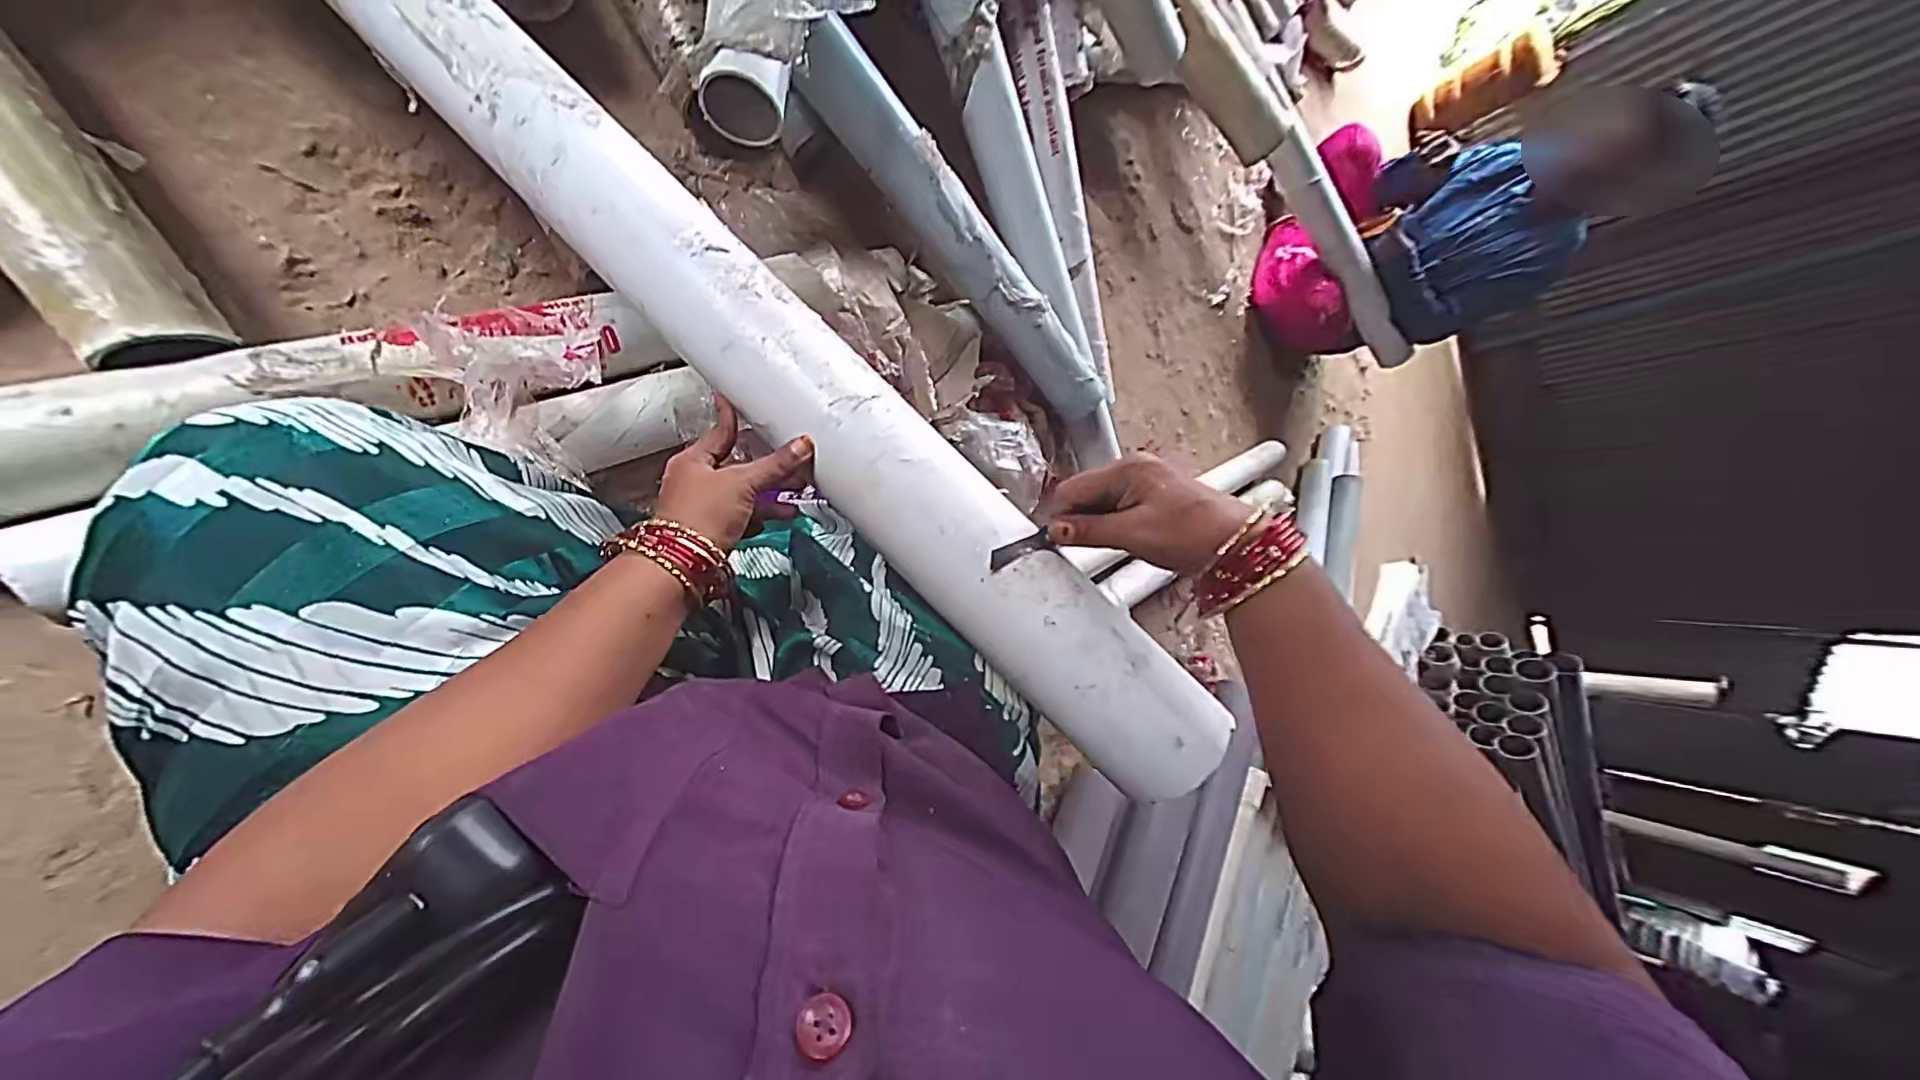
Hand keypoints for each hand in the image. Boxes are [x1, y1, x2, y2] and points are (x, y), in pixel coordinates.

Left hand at [654, 396, 812, 550]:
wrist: (685, 563)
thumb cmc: (698, 518)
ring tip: (794, 491)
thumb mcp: (743, 483)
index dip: (730, 416)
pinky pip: (745, 515)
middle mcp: (696, 481)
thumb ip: (774, 465)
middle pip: (739, 466)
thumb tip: (800, 446)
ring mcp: (706, 507)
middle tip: (791, 459)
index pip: (720, 432)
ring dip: (769, 493)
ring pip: (744, 492)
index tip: (731, 401)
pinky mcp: (715, 530)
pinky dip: (762, 513)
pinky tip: (779, 514)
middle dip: (768, 466)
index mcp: (694, 461)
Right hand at [1043, 453, 1254, 573]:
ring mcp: (1148, 481)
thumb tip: (1058, 529)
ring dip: (1099, 523)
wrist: (1237, 544)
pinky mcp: (1157, 497)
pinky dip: (1116, 524)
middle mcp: (1137, 468)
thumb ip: (1088, 531)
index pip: (1073, 487)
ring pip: (1103, 501)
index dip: (1061, 515)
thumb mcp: (1131, 534)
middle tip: (1084, 544)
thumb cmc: (1195, 532)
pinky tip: (1128, 540)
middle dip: (1080, 519)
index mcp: (1128, 468)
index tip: (1056, 537)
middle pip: (1087, 492)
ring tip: (1117, 544)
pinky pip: (1121, 507)